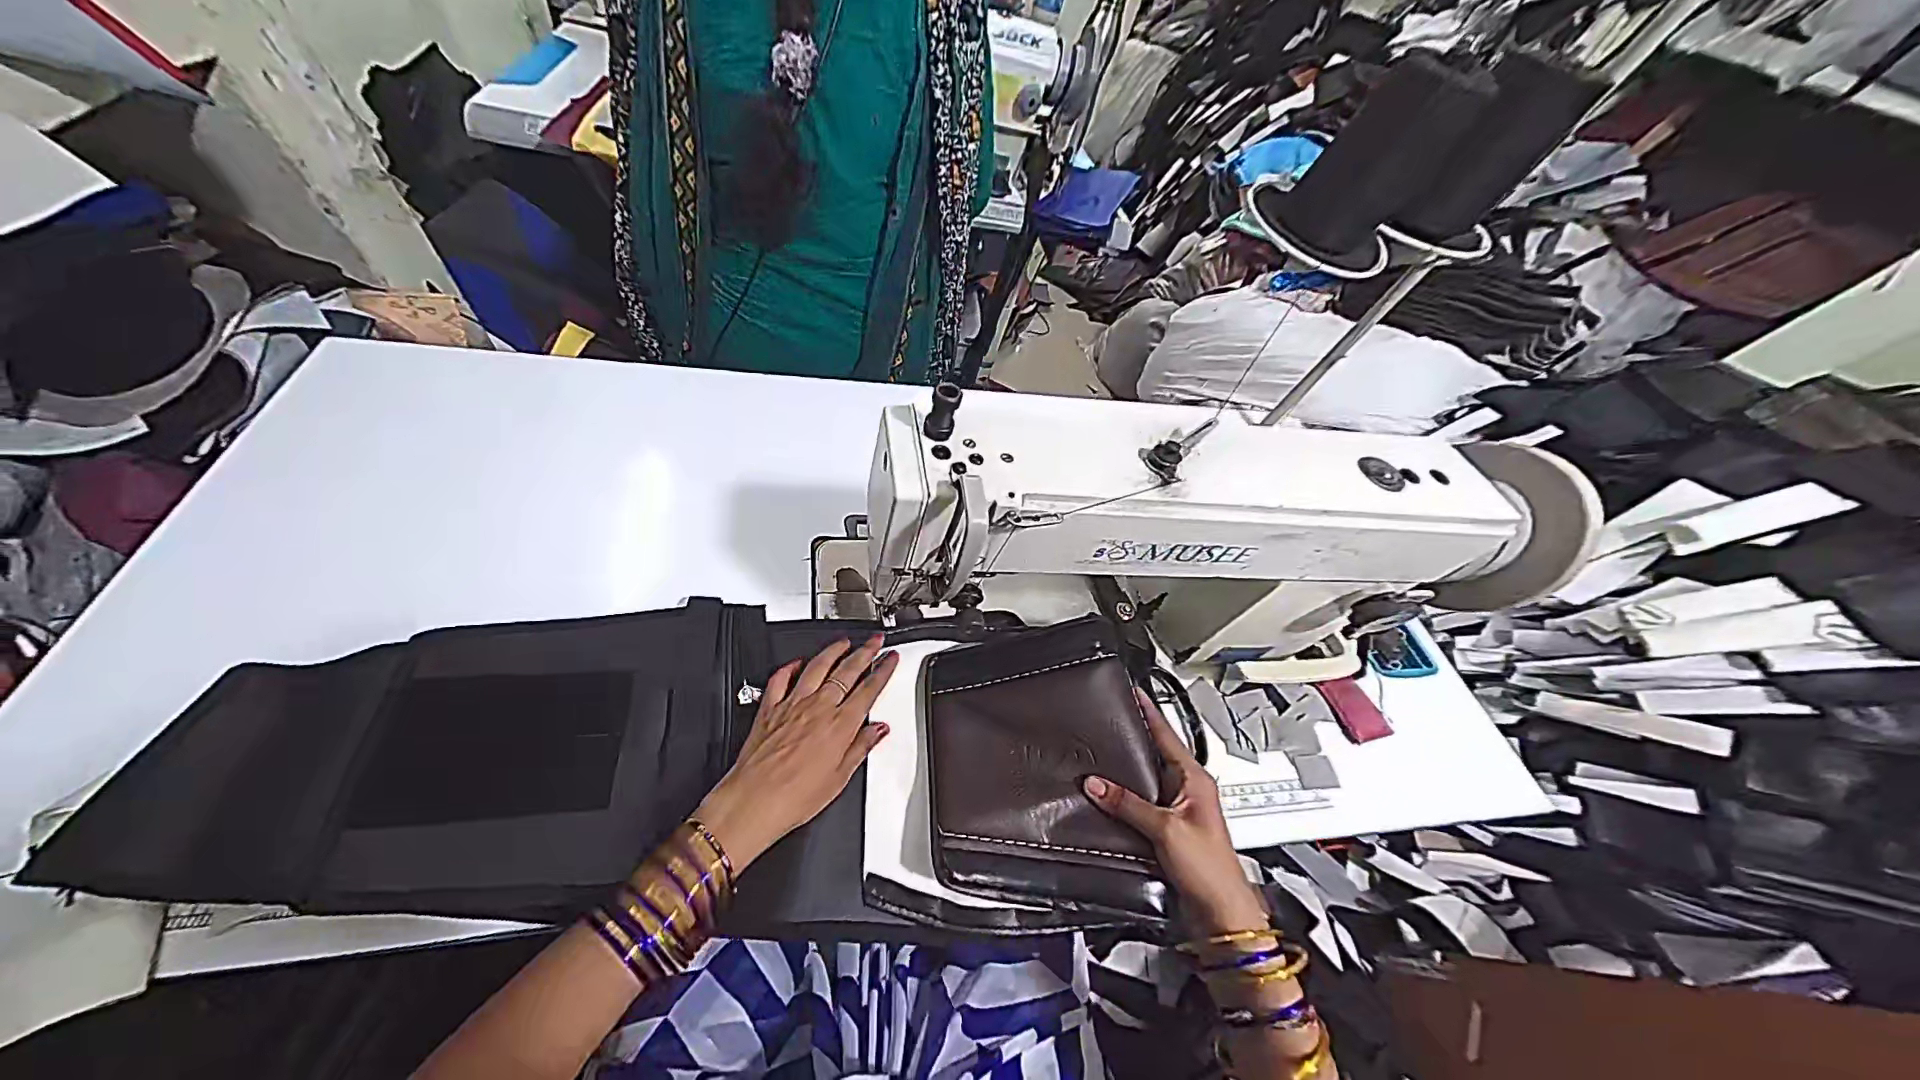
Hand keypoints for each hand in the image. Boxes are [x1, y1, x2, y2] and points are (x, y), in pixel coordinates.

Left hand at [693, 636, 898, 870]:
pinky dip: (791, 667)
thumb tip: (878, 731)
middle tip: (874, 641)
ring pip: (817, 667)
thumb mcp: (839, 778)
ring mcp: (792, 705)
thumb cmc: (794, 797)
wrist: (754, 800)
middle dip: (865, 652)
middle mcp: (818, 709)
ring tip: (843, 642)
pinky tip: (797, 662)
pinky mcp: (769, 709)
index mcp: (840, 726)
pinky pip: (781, 679)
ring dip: (833, 651)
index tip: (890, 658)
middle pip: (847, 671)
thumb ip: (861, 747)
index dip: (883, 670)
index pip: (869, 689)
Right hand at [1083, 689, 1268, 933]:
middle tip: (1111, 720)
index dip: (1149, 711)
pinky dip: (1127, 798)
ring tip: (1105, 755)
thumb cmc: (1212, 871)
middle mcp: (1189, 790)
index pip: (1167, 734)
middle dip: (1134, 739)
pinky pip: (1144, 803)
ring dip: (1128, 773)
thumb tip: (1097, 783)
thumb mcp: (1165, 829)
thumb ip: (1128, 804)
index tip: (1134, 691)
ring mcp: (1180, 809)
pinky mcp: (1170, 829)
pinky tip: (1112, 797)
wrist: (1222, 912)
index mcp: (1196, 779)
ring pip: (1148, 780)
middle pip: (1155, 755)